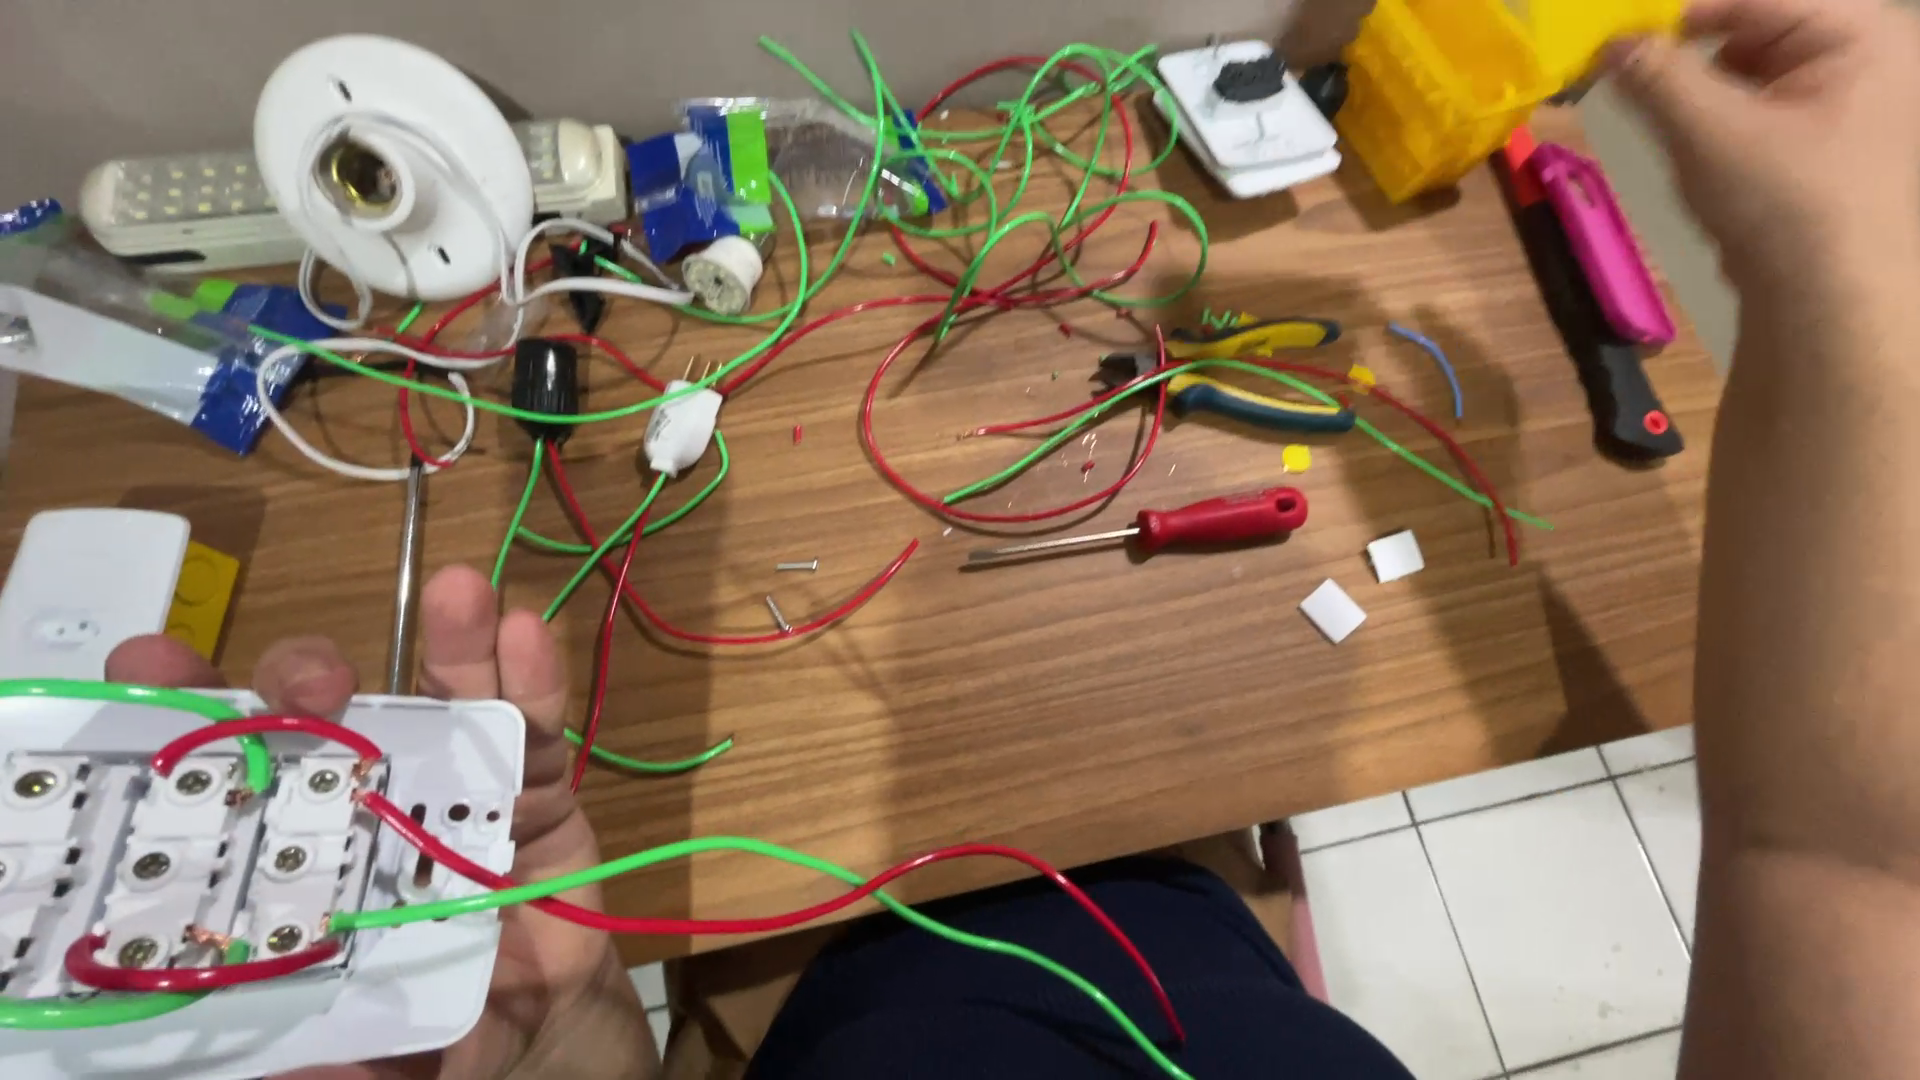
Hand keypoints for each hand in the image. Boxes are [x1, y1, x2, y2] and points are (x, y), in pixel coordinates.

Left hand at [105, 565, 655, 1079]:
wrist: (542, 1017)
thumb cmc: (434, 1033)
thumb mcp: (359, 1060)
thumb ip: (306, 1059)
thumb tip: (281, 1075)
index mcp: (307, 862)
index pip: (235, 785)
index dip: (191, 723)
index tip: (156, 663)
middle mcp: (377, 805)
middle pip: (338, 722)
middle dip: (316, 680)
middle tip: (316, 668)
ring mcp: (464, 785)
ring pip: (450, 700)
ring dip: (453, 642)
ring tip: (457, 587)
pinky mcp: (538, 786)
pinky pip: (539, 728)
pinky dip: (535, 678)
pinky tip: (528, 630)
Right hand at [1608, 0, 1919, 291]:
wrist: (1821, 279)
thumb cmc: (1776, 196)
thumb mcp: (1707, 132)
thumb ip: (1659, 81)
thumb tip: (1613, 44)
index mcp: (1859, 33)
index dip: (1686, 15)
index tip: (1621, 42)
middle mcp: (1866, 50)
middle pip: (1761, 27)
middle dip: (1696, 54)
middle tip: (1641, 85)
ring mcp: (1847, 94)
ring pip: (1756, 67)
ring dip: (1704, 89)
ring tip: (1674, 125)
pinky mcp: (1822, 134)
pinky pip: (1762, 102)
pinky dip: (1721, 115)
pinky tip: (1700, 146)